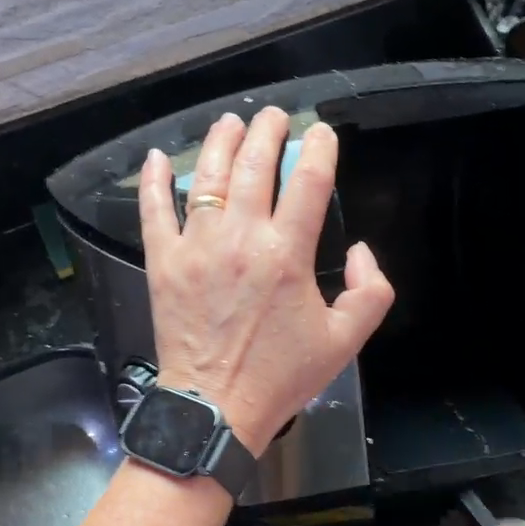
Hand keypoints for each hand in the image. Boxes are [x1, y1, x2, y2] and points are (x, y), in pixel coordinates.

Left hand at [138, 107, 395, 454]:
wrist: (215, 408)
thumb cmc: (281, 376)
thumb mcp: (346, 341)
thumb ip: (371, 292)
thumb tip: (360, 250)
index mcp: (288, 254)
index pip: (309, 181)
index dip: (319, 148)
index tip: (321, 132)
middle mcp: (241, 237)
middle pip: (255, 165)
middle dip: (268, 130)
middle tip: (274, 117)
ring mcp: (196, 246)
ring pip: (208, 176)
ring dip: (221, 142)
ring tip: (231, 123)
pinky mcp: (163, 262)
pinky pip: (154, 211)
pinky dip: (155, 181)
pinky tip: (159, 157)